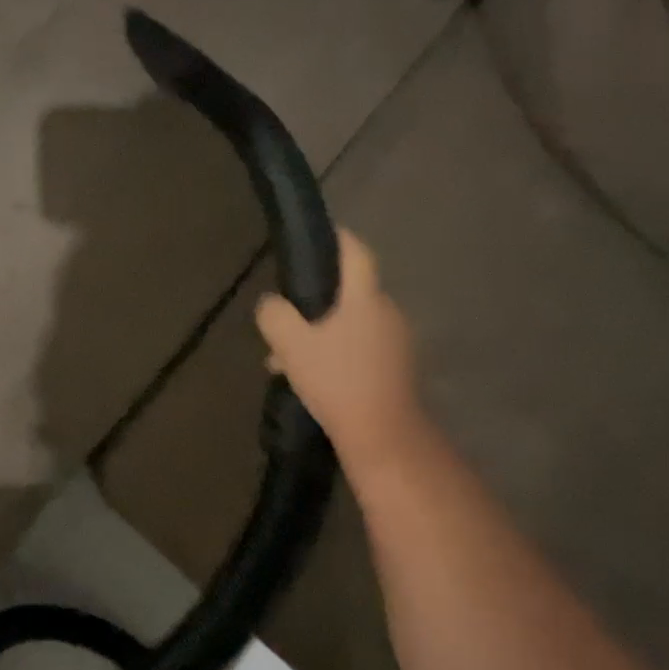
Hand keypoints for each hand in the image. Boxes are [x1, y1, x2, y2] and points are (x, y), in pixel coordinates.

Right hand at [256, 229, 419, 466]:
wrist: (383, 436)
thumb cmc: (336, 379)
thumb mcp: (290, 344)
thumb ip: (275, 315)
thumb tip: (272, 304)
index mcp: (364, 298)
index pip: (356, 253)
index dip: (339, 238)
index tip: (320, 233)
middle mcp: (386, 312)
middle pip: (349, 293)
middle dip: (316, 300)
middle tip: (285, 314)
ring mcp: (396, 342)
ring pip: (351, 324)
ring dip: (321, 333)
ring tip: (285, 358)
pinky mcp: (395, 369)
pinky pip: (359, 348)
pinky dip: (334, 354)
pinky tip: (308, 379)